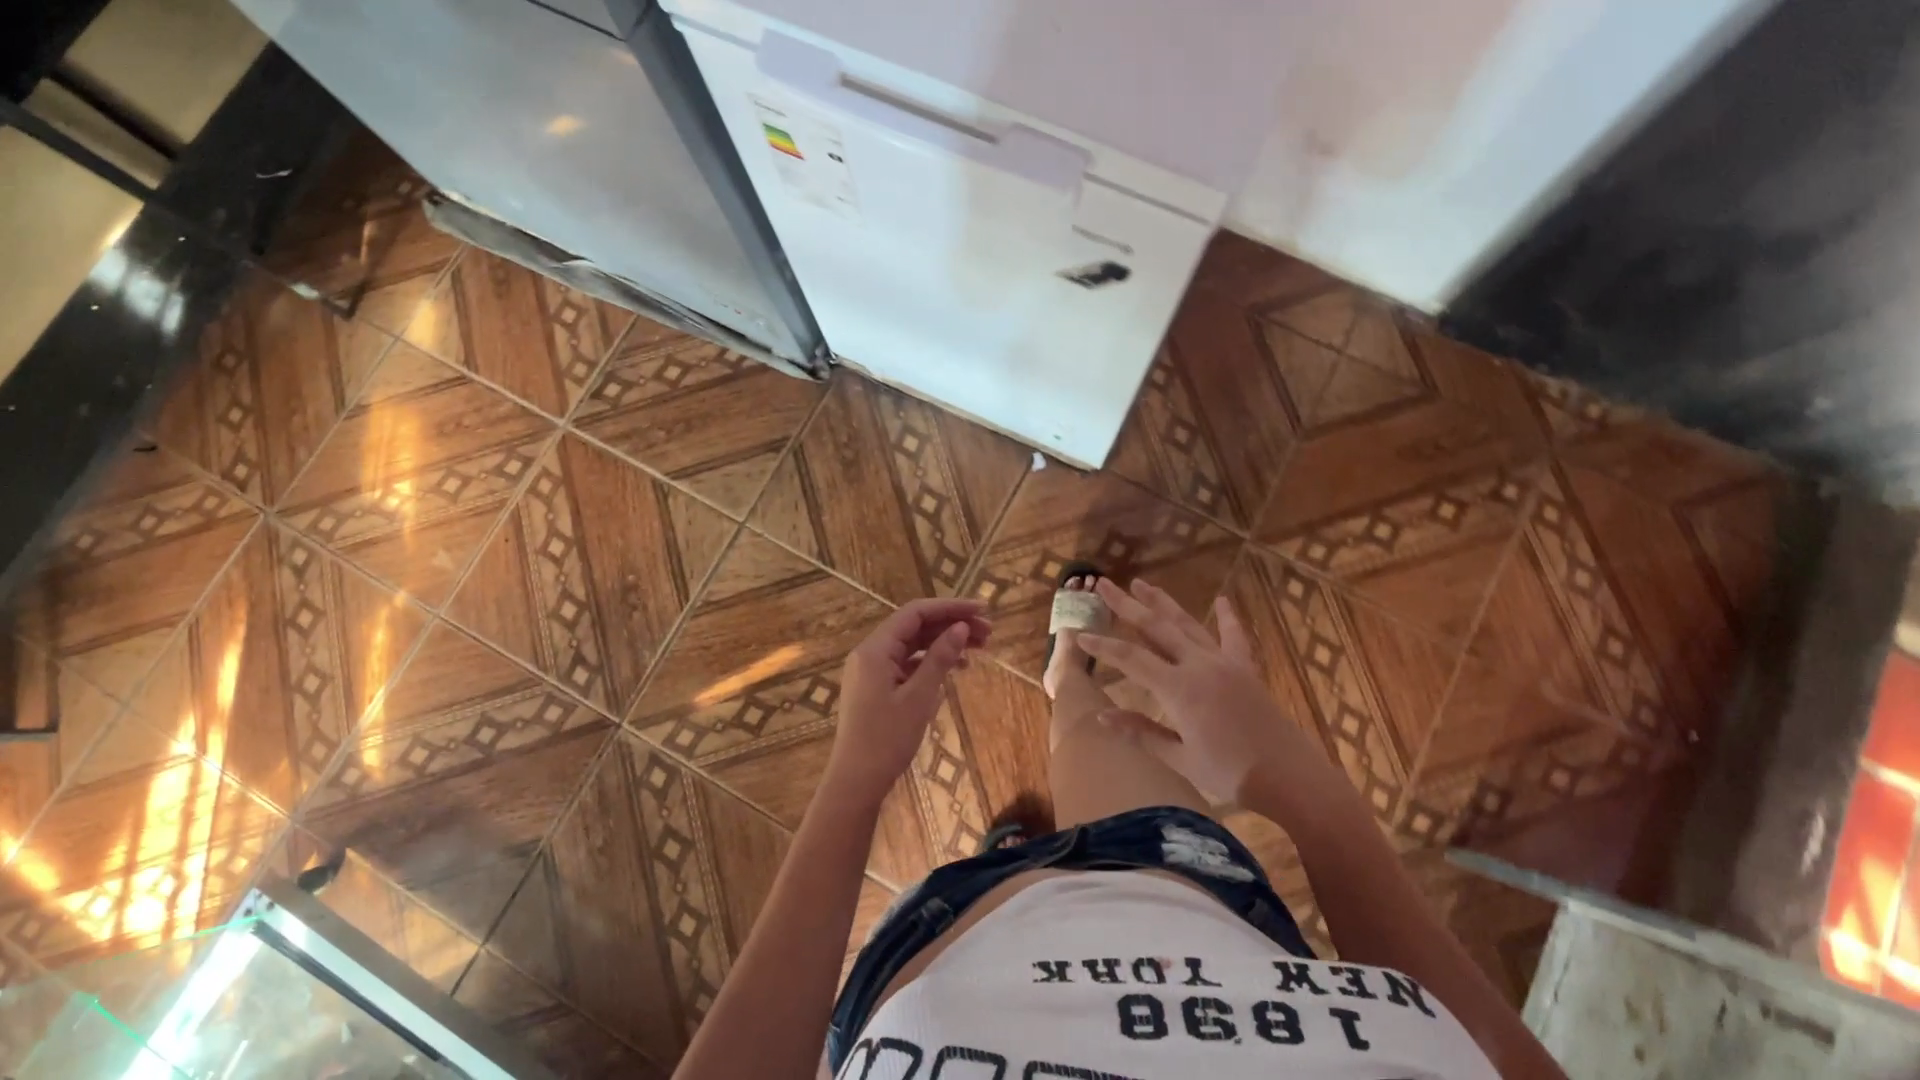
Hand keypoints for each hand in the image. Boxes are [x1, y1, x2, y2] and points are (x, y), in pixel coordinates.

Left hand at [826, 598, 990, 804]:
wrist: (857, 780)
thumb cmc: (887, 739)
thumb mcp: (919, 697)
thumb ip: (939, 658)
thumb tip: (960, 627)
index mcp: (875, 650)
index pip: (915, 613)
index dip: (950, 607)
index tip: (982, 610)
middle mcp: (870, 653)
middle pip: (915, 627)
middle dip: (951, 625)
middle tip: (988, 633)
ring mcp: (872, 671)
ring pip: (913, 645)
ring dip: (944, 643)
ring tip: (980, 649)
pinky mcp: (877, 688)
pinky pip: (907, 664)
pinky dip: (932, 662)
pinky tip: (957, 669)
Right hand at [1077, 579, 1348, 809]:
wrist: (1288, 775)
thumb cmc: (1229, 773)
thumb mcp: (1179, 758)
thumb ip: (1141, 732)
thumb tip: (1101, 717)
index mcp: (1178, 689)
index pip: (1131, 659)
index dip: (1103, 646)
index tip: (1080, 633)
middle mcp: (1199, 666)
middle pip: (1156, 628)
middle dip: (1127, 605)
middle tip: (1105, 585)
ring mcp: (1224, 663)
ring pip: (1188, 624)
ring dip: (1164, 602)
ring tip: (1143, 583)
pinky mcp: (1246, 669)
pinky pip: (1233, 637)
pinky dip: (1227, 618)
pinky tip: (1223, 600)